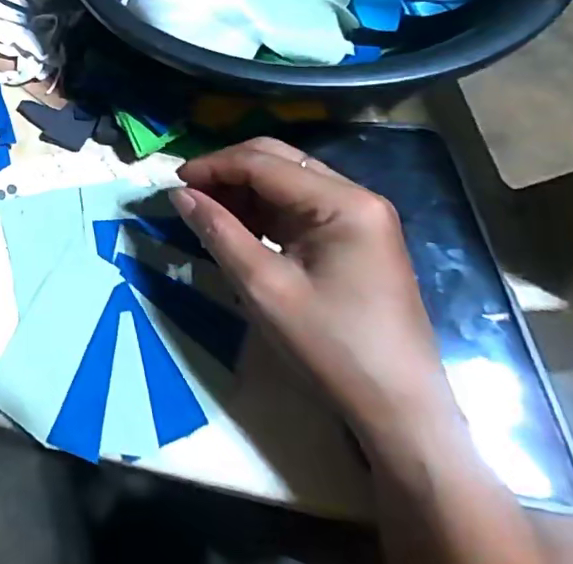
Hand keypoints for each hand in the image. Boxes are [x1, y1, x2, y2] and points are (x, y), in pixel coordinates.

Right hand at [170, 138, 447, 437]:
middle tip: (188, 194)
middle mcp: (356, 195)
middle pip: (280, 162)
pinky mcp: (355, 237)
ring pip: (288, 182)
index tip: (173, 181)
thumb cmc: (331, 347)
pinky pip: (301, 208)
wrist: (399, 409)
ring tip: (207, 212)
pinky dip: (266, 213)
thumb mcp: (265, 288)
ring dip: (245, 192)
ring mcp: (359, 216)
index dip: (215, 166)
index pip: (265, 163)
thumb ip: (220, 233)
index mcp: (343, 201)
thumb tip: (181, 195)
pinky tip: (239, 227)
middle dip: (230, 172)